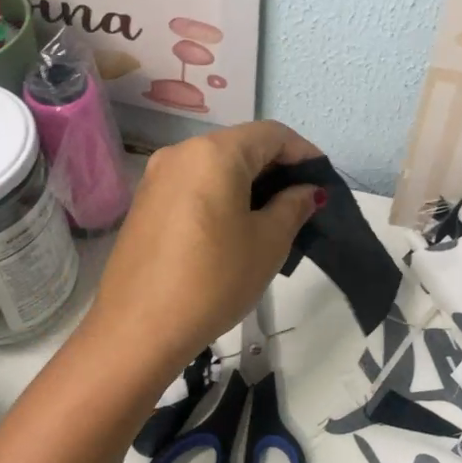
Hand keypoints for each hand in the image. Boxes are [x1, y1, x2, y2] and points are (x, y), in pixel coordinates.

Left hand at [82, 120, 323, 370]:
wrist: (139, 327)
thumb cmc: (214, 280)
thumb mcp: (268, 243)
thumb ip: (293, 207)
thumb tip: (305, 191)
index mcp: (214, 153)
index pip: (271, 134)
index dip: (303, 153)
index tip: (323, 181)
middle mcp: (180, 153)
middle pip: (240, 147)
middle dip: (275, 169)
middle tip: (303, 205)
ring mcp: (156, 178)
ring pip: (214, 168)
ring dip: (247, 185)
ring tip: (272, 221)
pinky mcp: (144, 205)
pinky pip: (192, 187)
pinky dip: (220, 197)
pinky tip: (234, 231)